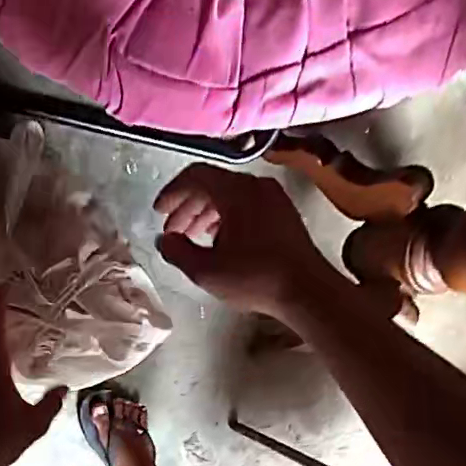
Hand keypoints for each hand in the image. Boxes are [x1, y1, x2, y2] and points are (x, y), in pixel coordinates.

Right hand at [153, 165, 343, 319]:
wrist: (307, 290)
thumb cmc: (256, 279)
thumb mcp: (207, 271)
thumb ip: (178, 252)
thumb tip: (165, 240)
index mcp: (235, 191)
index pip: (195, 176)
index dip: (172, 193)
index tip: (159, 212)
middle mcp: (256, 186)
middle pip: (213, 185)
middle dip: (188, 207)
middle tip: (172, 231)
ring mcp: (273, 198)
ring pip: (230, 195)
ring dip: (206, 213)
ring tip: (192, 238)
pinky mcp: (284, 213)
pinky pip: (247, 205)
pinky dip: (227, 217)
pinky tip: (220, 241)